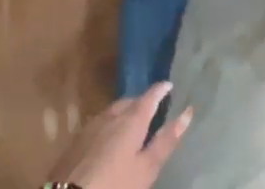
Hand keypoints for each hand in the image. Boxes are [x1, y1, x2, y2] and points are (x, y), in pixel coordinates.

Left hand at [45, 81, 189, 188]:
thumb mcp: (147, 167)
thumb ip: (166, 140)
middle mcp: (111, 115)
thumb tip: (187, 112)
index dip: (161, 89)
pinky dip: (110, 123)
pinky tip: (109, 138)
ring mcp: (92, 126)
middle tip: (152, 110)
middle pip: (130, 101)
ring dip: (124, 112)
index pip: (150, 96)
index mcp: (132, 119)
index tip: (169, 85)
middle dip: (141, 102)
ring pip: (113, 111)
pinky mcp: (77, 139)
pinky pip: (100, 122)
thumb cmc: (115, 183)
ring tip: (132, 124)